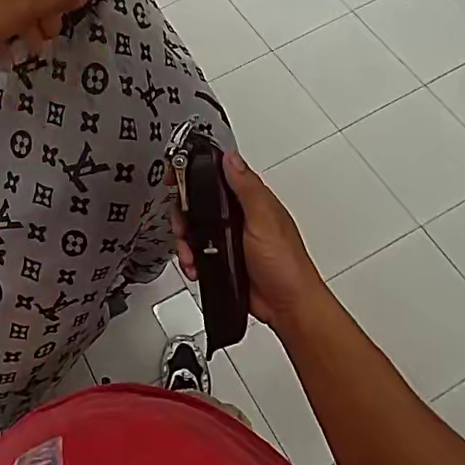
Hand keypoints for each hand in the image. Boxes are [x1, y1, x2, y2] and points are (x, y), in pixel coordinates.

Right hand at [169, 151, 329, 329]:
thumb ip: (246, 188)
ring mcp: (231, 238)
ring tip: (188, 249)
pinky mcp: (224, 257)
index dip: (197, 173)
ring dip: (186, 238)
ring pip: (197, 228)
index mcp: (252, 200)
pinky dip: (191, 256)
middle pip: (201, 203)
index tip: (178, 175)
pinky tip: (194, 263)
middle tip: (182, 223)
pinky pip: (199, 251)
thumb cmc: (286, 264)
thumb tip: (231, 158)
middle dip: (185, 212)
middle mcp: (241, 216)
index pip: (221, 176)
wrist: (286, 305)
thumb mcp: (263, 219)